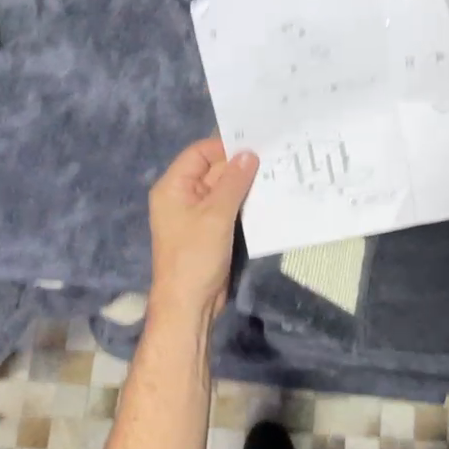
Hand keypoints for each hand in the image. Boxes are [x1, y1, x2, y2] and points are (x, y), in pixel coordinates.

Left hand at [148, 137, 257, 316]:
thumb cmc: (195, 256)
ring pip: (224, 189)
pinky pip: (229, 208)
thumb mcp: (216, 215)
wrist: (189, 304)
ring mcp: (197, 215)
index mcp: (173, 187)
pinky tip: (267, 197)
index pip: (199, 153)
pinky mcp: (211, 231)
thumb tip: (249, 154)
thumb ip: (233, 182)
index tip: (256, 144)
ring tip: (275, 173)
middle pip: (212, 170)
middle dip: (240, 165)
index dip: (225, 146)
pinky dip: (245, 202)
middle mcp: (183, 196)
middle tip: (274, 156)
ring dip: (246, 184)